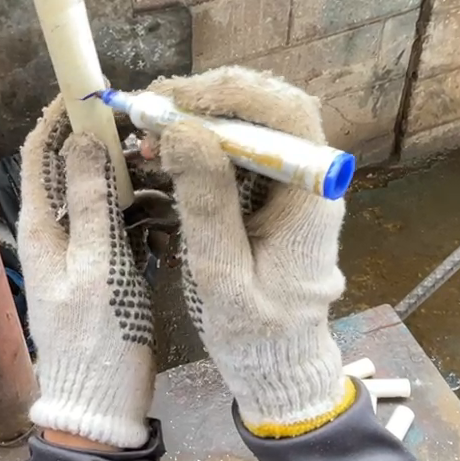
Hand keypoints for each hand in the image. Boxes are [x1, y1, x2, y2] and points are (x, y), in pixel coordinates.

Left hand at [18, 100, 155, 449]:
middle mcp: (54, 233)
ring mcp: (77, 251)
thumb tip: (82, 140)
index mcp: (42, 228)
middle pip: (71, 170)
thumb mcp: (97, 266)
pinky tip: (162, 216)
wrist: (100, 402)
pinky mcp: (100, 268)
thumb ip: (90, 203)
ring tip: (161, 174)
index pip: (38, 156)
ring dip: (126, 181)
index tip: (87, 94)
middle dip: (103, 147)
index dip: (57, 120)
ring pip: (98, 196)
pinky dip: (136, 214)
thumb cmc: (97, 337)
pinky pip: (115, 225)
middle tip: (144, 136)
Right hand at [147, 67, 349, 436]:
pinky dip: (194, 145)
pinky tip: (160, 155)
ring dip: (194, 120)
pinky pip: (232, 151)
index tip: (174, 102)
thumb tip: (183, 132)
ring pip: (246, 125)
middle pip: (265, 110)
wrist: (277, 365)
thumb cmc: (257, 334)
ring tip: (146, 136)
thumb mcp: (223, 277)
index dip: (231, 95)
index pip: (287, 115)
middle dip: (205, 101)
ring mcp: (288, 185)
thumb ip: (208, 206)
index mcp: (312, 199)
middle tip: (150, 112)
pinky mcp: (266, 195)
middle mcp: (307, 180)